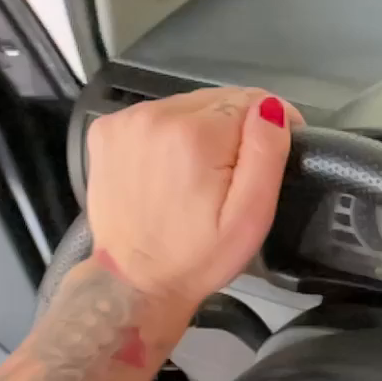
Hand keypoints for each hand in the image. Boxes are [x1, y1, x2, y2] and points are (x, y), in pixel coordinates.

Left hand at [83, 87, 303, 310]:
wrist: (136, 281)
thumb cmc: (199, 258)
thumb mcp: (249, 219)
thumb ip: (265, 157)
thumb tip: (272, 109)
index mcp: (196, 135)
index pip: (250, 101)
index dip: (270, 124)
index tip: (274, 151)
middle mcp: (157, 115)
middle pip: (217, 99)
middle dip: (235, 129)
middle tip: (235, 176)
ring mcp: (126, 120)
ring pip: (187, 105)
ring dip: (203, 130)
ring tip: (203, 176)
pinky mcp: (107, 129)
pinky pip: (155, 116)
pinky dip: (170, 135)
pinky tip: (172, 171)